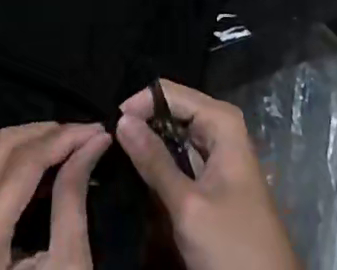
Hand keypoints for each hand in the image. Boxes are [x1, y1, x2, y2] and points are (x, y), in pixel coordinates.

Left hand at [0, 122, 109, 269]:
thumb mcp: (68, 269)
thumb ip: (73, 199)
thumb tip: (94, 142)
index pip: (22, 163)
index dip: (64, 138)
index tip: (101, 130)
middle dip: (47, 132)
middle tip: (87, 135)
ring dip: (33, 145)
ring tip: (72, 148)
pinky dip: (18, 167)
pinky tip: (48, 172)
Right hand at [115, 80, 301, 269]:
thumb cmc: (232, 243)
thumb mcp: (188, 204)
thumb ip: (155, 161)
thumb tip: (122, 120)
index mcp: (221, 121)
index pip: (169, 92)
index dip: (137, 104)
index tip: (106, 128)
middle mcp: (220, 128)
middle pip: (172, 110)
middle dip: (141, 122)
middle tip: (104, 142)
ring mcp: (217, 153)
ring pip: (173, 135)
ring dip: (148, 143)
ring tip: (113, 154)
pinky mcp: (211, 177)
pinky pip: (180, 157)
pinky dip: (159, 162)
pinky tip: (136, 173)